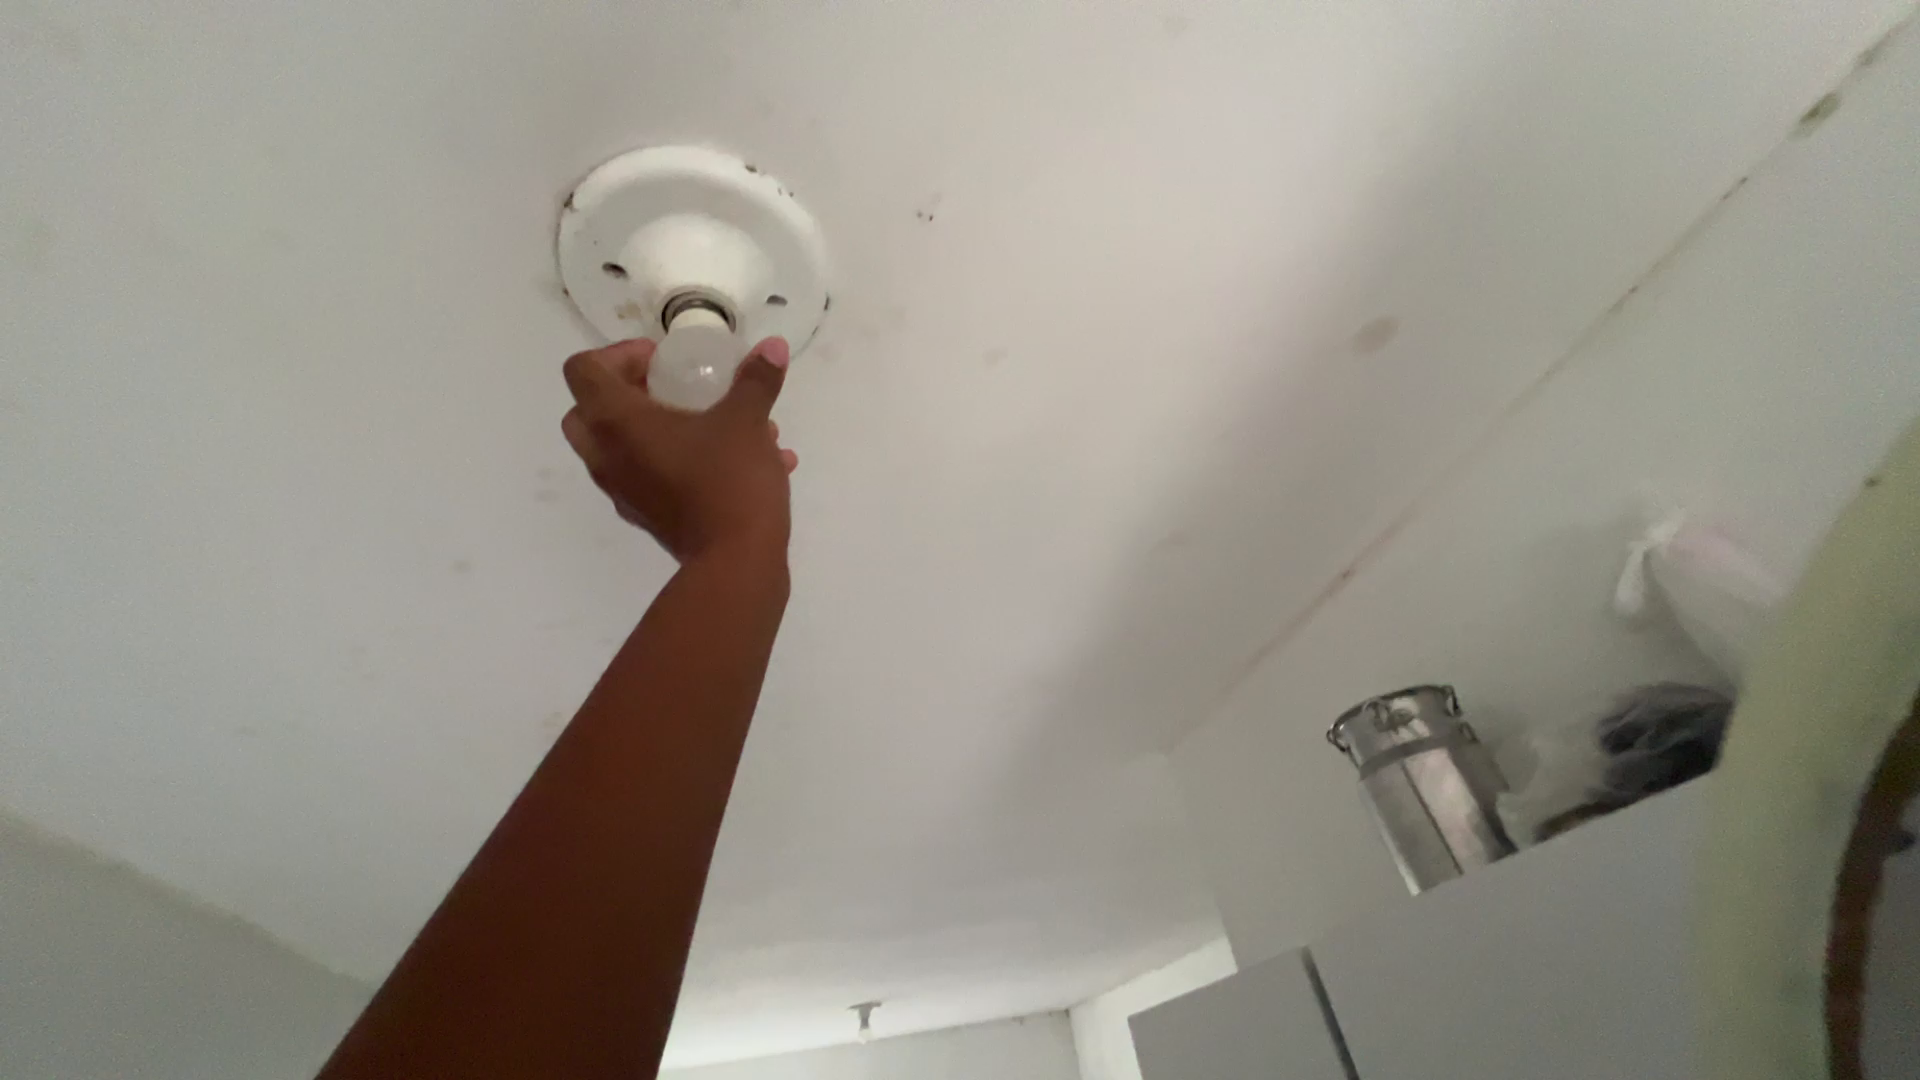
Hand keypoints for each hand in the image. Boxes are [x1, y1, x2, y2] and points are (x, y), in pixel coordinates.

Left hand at [561, 337, 796, 563]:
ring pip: (619, 447)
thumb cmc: (730, 481)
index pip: (584, 370)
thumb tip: (773, 346)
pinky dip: (676, 462)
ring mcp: (624, 492)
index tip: (664, 360)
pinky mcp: (648, 517)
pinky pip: (650, 477)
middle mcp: (607, 456)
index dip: (619, 355)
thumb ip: (756, 380)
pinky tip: (734, 464)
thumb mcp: (747, 421)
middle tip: (672, 390)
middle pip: (588, 411)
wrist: (737, 562)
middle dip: (626, 393)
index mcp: (616, 422)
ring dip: (655, 428)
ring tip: (716, 426)